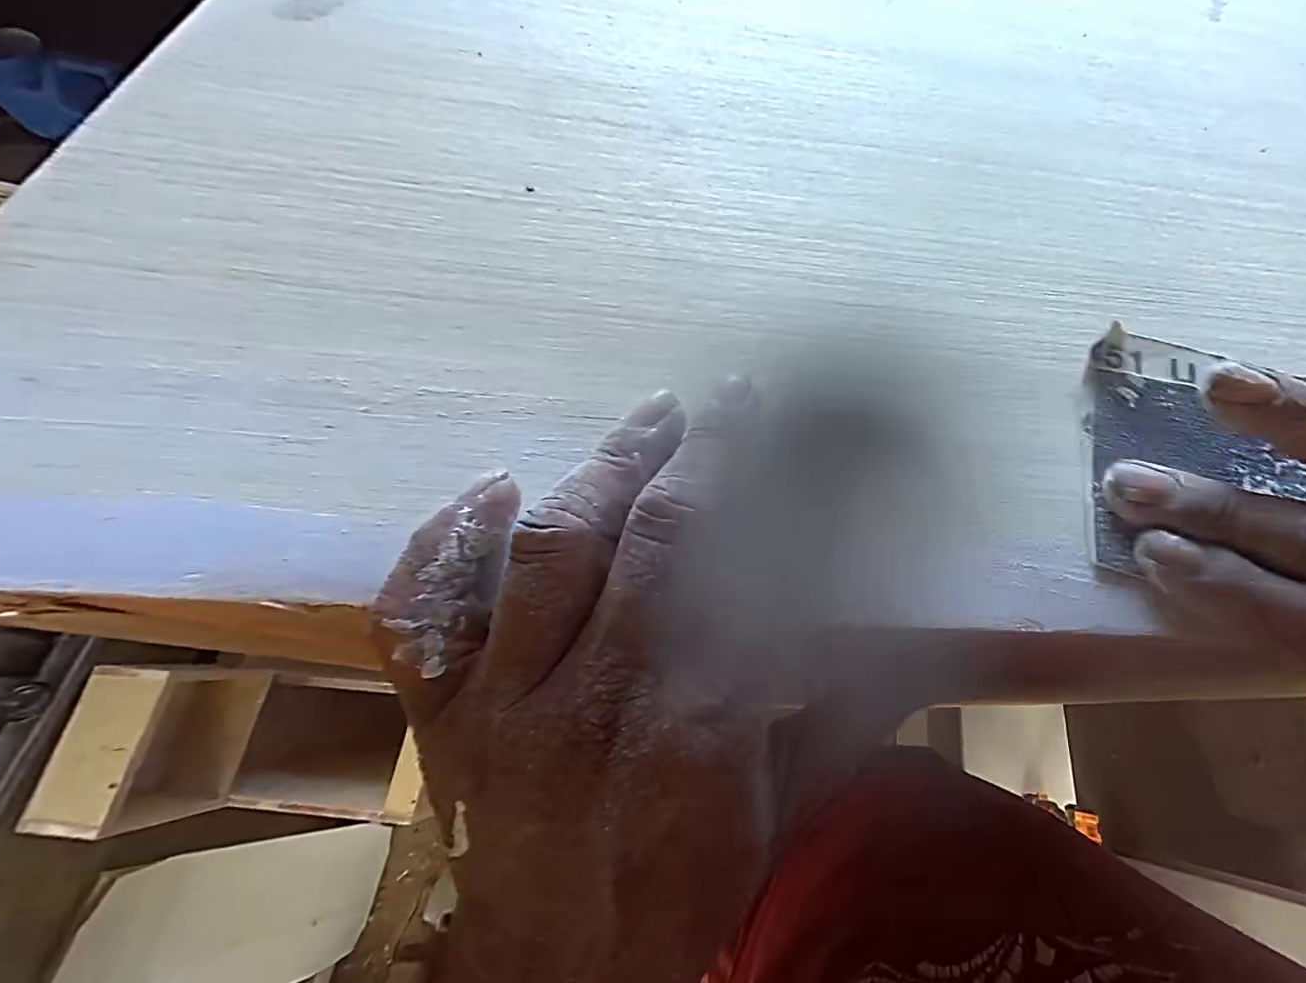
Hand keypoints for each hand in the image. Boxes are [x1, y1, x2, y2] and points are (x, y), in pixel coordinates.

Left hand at [371, 381, 907, 981]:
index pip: (735, 569)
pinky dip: (447, 542)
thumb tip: (882, 625)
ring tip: (645, 423)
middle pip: (650, 540)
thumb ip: (833, 713)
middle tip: (719, 402)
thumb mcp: (782, 816)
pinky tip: (493, 487)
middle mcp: (594, 699)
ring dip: (603, 473)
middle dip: (694, 456)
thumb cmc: (680, 903)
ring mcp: (501, 704)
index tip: (778, 431)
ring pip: (550, 554)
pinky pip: (423, 617)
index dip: (761, 487)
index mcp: (694, 729)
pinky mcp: (442, 718)